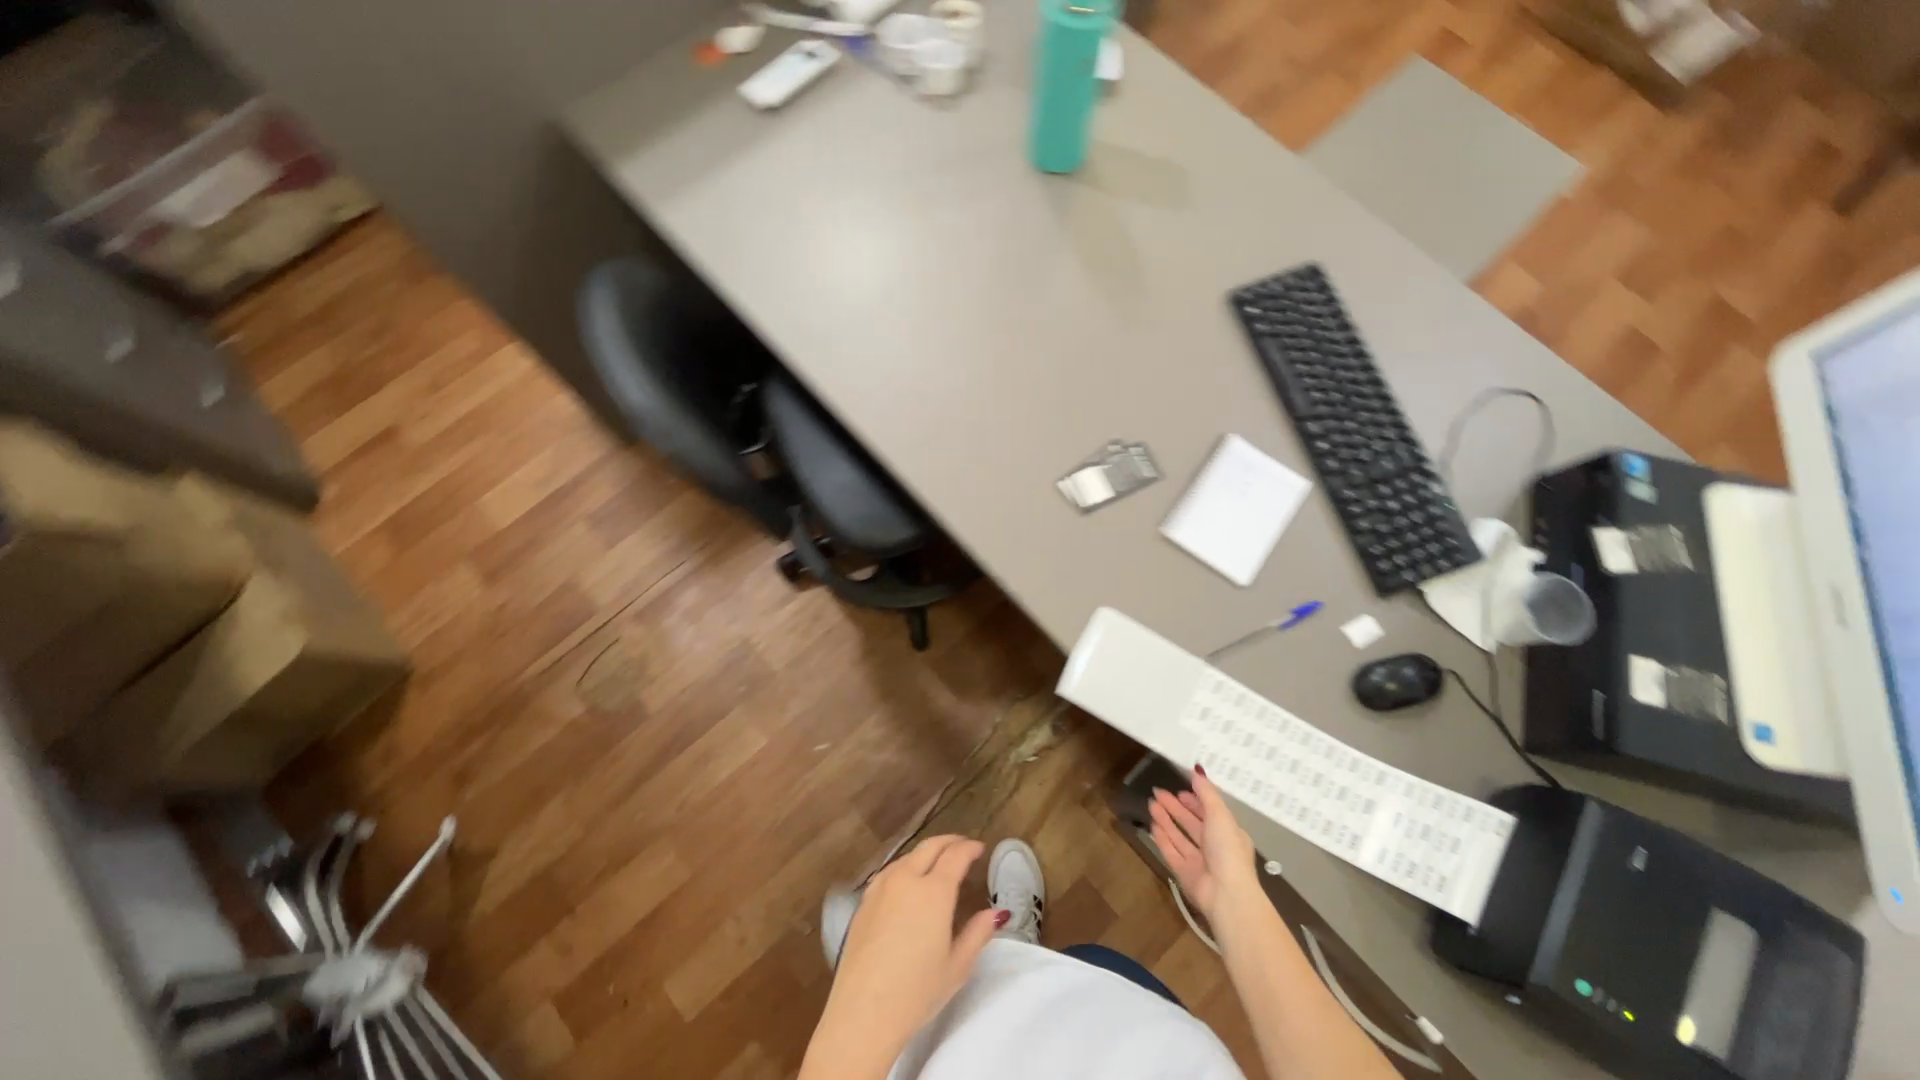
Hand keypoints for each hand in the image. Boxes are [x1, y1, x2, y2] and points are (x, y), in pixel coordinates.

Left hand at [800, 835, 1002, 1079]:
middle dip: (949, 842)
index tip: (980, 848)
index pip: (955, 856)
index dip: (970, 848)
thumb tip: (996, 913)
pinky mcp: (863, 904)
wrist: (863, 1011)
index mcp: (933, 891)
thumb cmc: (917, 992)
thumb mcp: (957, 966)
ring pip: (906, 857)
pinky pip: (889, 872)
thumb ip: (978, 933)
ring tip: (937, 862)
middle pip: (929, 847)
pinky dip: (905, 867)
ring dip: (925, 853)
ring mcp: (880, 890)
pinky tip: (907, 881)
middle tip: (963, 847)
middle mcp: (905, 880)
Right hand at [1150, 769, 1258, 921]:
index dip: (1195, 800)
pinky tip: (1152, 824)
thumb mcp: (1220, 815)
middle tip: (1157, 792)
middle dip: (1175, 807)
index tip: (1180, 789)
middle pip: (1191, 823)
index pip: (1209, 812)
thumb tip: (1196, 771)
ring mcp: (1198, 860)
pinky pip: (1171, 851)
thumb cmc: (1226, 850)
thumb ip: (1207, 793)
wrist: (1224, 893)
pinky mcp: (1184, 872)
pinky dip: (1163, 838)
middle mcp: (1214, 846)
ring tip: (1151, 803)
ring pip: (1179, 835)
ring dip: (1166, 819)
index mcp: (1228, 833)